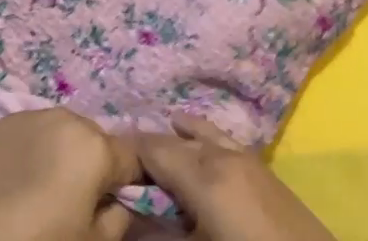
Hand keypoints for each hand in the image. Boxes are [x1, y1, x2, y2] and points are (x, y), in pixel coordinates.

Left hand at [0, 108, 138, 240]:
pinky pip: (37, 131)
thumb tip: (119, 203)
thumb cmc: (40, 240)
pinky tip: (25, 176)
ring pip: (67, 132)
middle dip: (97, 165)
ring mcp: (34, 114)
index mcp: (97, 145)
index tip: (125, 200)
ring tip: (51, 187)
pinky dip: (40, 147)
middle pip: (98, 140)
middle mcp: (68, 117)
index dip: (133, 181)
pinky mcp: (5, 119)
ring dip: (67, 152)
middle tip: (82, 199)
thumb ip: (118, 218)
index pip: (136, 158)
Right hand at [136, 116, 334, 240]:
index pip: (150, 148)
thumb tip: (127, 216)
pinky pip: (221, 139)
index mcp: (203, 176)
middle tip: (123, 169)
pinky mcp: (263, 169)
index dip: (124, 154)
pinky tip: (193, 140)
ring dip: (173, 142)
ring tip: (152, 156)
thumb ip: (159, 234)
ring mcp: (246, 158)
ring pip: (198, 135)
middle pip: (172, 140)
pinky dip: (199, 137)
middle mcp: (221, 156)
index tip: (104, 165)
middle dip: (145, 150)